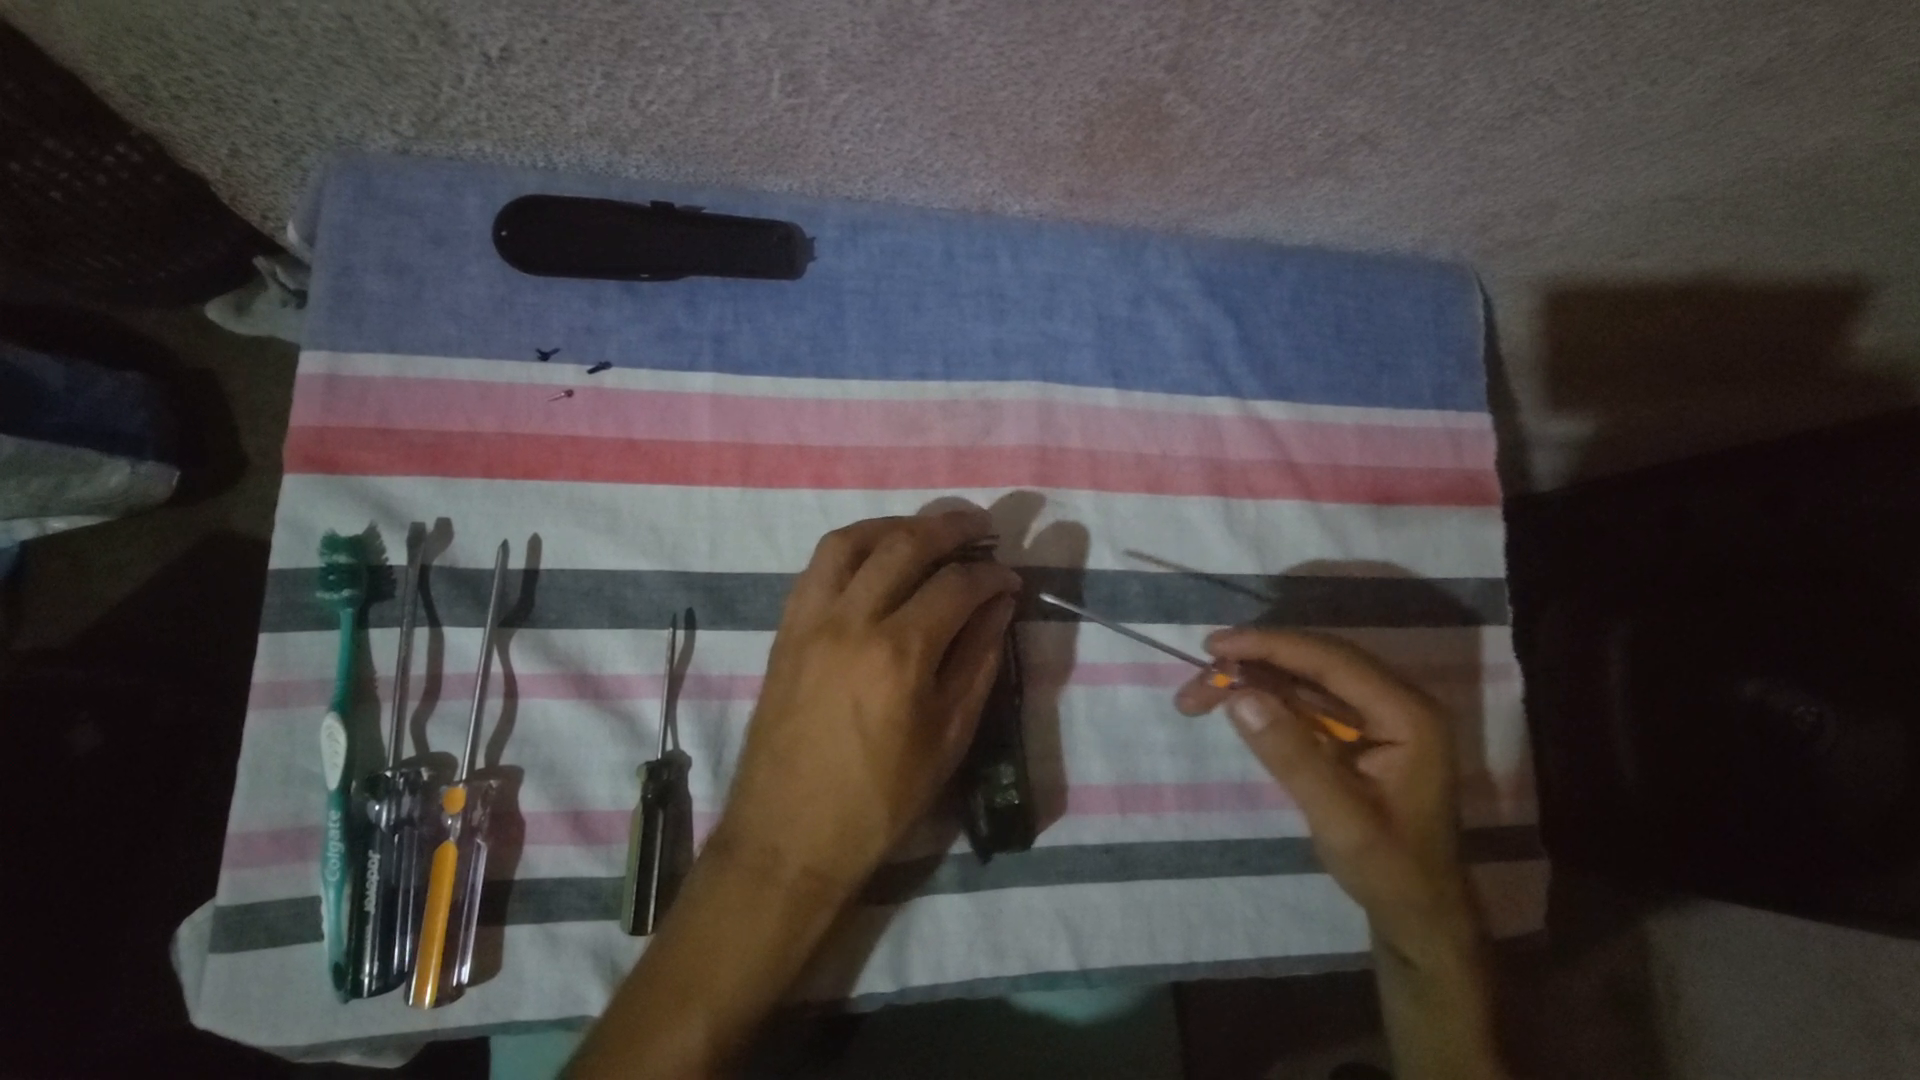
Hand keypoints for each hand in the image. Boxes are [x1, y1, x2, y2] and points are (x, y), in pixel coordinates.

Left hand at [717, 510, 1021, 895]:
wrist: (788, 836)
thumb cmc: (880, 800)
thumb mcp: (948, 738)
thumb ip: (977, 662)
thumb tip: (999, 605)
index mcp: (899, 654)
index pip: (956, 586)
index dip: (991, 575)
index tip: (1010, 578)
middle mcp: (850, 621)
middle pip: (904, 544)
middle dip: (950, 526)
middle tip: (981, 527)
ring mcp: (809, 621)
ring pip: (850, 541)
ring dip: (894, 525)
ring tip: (925, 530)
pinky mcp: (784, 631)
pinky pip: (817, 568)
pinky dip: (852, 549)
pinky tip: (874, 560)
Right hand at [1174, 628, 1475, 959]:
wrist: (1419, 915)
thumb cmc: (1390, 870)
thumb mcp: (1340, 819)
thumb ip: (1292, 756)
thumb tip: (1239, 697)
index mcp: (1407, 714)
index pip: (1331, 661)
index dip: (1270, 647)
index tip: (1213, 647)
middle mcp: (1394, 703)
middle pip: (1314, 662)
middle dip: (1252, 663)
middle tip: (1197, 680)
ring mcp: (1376, 717)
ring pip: (1304, 679)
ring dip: (1252, 680)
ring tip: (1198, 696)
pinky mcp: (1356, 733)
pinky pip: (1305, 701)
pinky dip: (1265, 700)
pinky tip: (1232, 706)